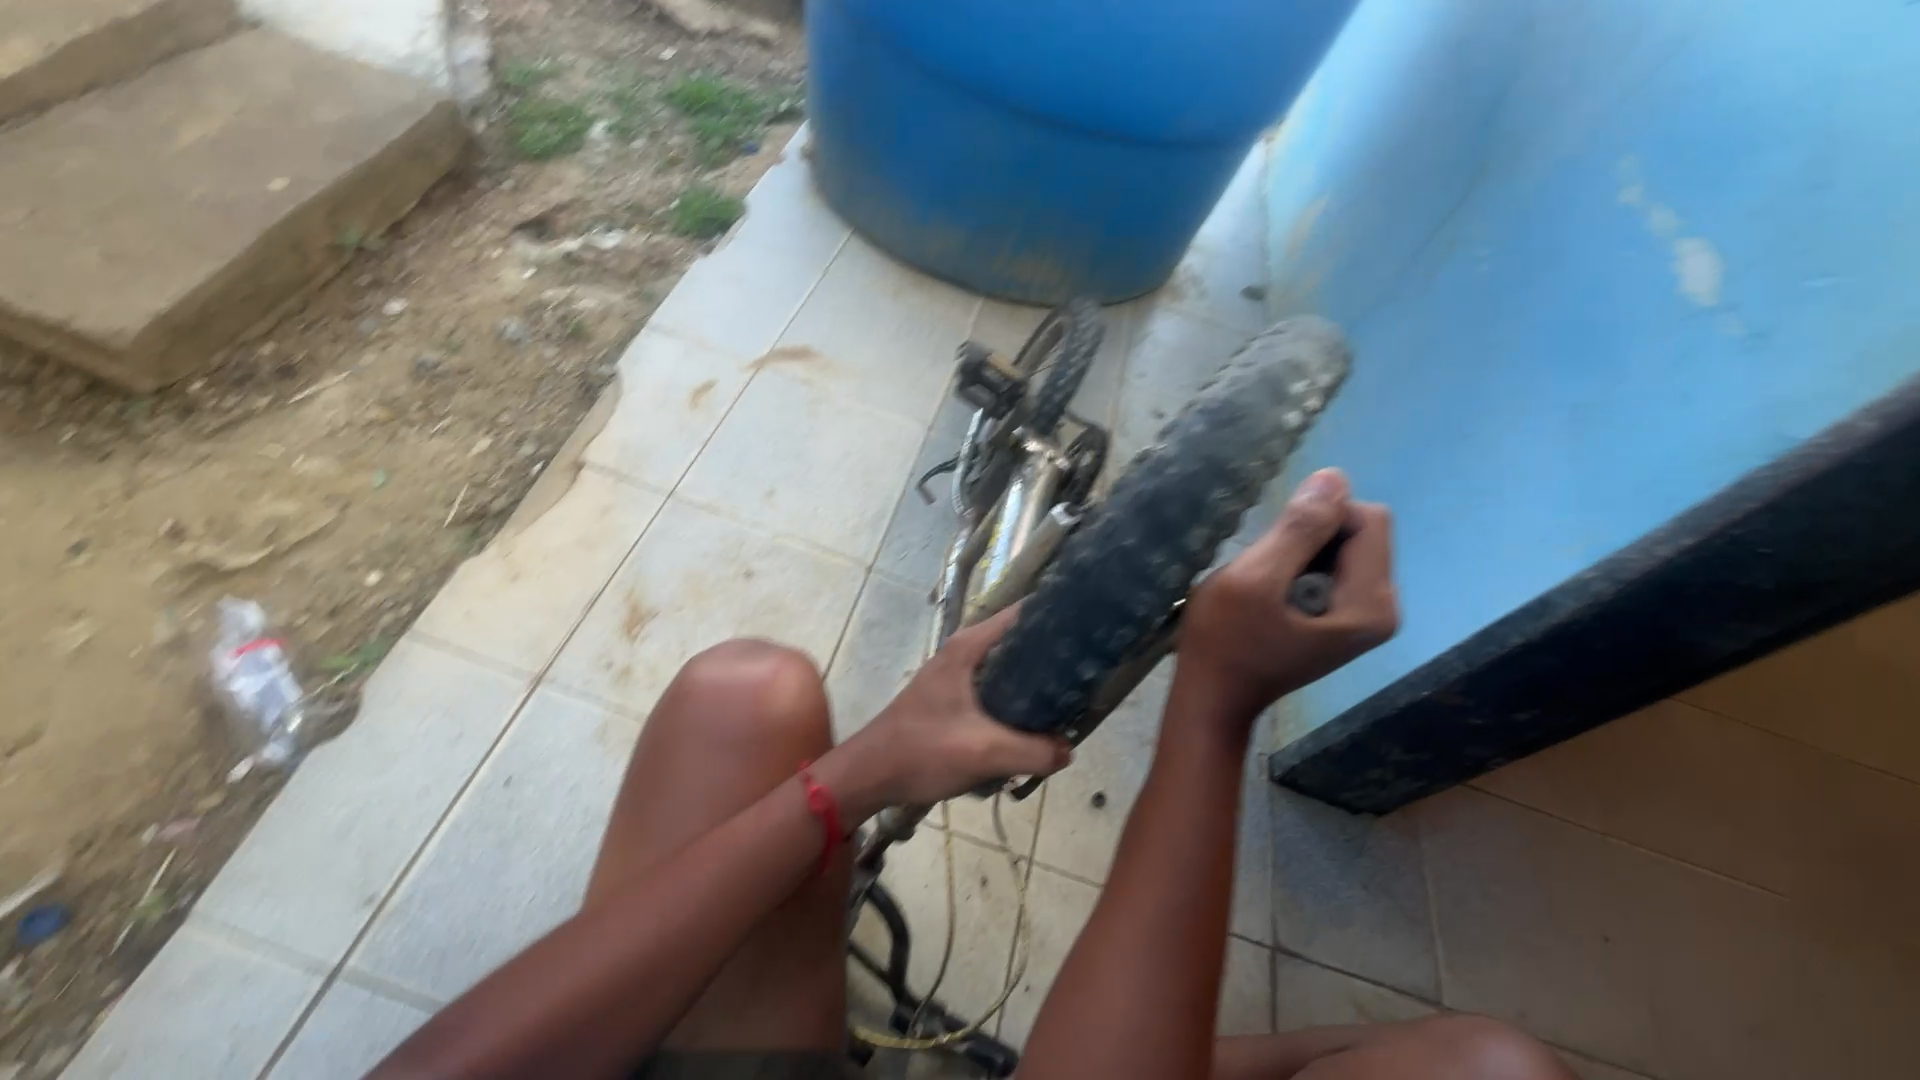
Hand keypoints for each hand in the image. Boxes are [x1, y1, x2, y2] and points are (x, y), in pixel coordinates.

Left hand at [815, 606, 1071, 818]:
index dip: (1057, 618)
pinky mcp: (953, 700)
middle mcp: (964, 653)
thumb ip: (1034, 751)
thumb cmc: (922, 752)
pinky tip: (1034, 726)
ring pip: (1008, 671)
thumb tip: (1068, 750)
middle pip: (1019, 644)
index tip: (1092, 630)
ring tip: (1069, 701)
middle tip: (1088, 675)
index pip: (1023, 614)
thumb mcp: (986, 752)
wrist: (869, 775)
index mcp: (969, 647)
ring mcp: (956, 676)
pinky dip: (1016, 703)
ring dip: (1035, 685)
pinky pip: (996, 693)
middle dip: (1053, 658)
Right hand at [1179, 468, 1397, 716]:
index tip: (1273, 550)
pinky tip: (1271, 598)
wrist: (1213, 699)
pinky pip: (1333, 569)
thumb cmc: (1225, 643)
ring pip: (1343, 548)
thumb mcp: (1253, 579)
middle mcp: (1384, 609)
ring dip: (1300, 554)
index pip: (1366, 518)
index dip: (1316, 519)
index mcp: (1371, 603)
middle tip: (1266, 575)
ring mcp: (1365, 618)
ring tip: (1265, 589)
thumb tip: (1335, 476)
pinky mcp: (1345, 622)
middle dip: (1309, 538)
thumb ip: (1298, 529)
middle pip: (1360, 532)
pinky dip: (1299, 571)